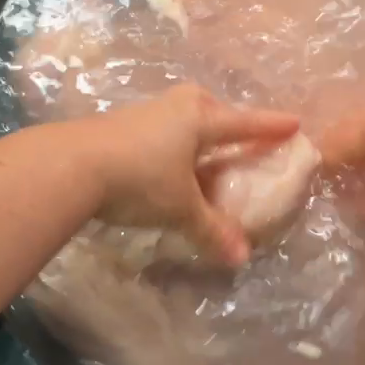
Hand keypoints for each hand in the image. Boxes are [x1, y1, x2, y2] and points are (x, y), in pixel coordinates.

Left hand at [64, 84, 298, 265]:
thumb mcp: (180, 208)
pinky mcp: (113, 127)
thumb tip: (241, 257)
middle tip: (234, 132)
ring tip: (197, 150)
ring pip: (177, 118)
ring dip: (190, 132)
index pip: (243, 123)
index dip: (269, 127)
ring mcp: (140, 114)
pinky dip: (166, 145)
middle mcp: (172, 108)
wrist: (71, 166)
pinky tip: (159, 160)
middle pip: (207, 107)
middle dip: (223, 118)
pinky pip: (154, 131)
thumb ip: (210, 229)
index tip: (294, 123)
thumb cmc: (139, 179)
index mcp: (198, 118)